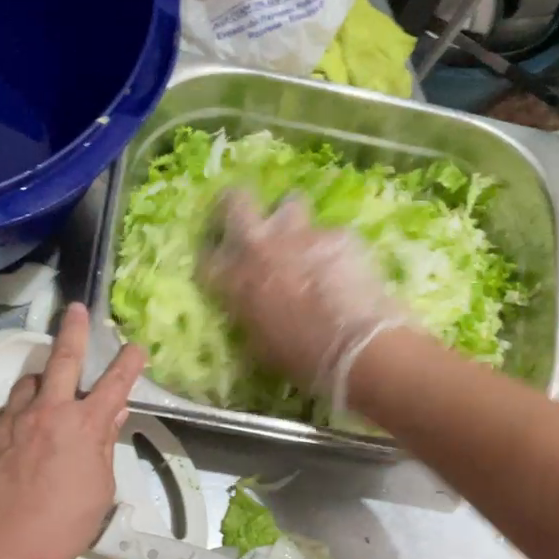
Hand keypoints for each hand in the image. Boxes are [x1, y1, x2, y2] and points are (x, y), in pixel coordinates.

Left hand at [0, 303, 145, 558]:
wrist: (10, 542)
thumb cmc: (67, 522)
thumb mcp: (101, 487)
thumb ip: (104, 446)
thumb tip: (111, 416)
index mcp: (85, 425)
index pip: (114, 384)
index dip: (128, 363)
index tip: (136, 346)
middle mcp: (49, 411)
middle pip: (63, 359)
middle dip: (73, 330)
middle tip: (75, 310)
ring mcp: (14, 419)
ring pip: (28, 382)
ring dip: (40, 380)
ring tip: (44, 388)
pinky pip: (6, 411)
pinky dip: (17, 412)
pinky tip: (19, 428)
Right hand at [200, 191, 408, 409]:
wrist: (352, 348)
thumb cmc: (298, 358)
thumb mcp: (257, 343)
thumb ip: (247, 312)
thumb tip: (251, 305)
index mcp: (233, 279)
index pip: (206, 254)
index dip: (213, 253)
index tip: (221, 259)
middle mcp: (259, 246)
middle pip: (236, 201)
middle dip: (238, 204)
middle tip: (248, 215)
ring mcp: (299, 234)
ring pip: (290, 202)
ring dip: (292, 217)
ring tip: (304, 239)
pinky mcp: (337, 233)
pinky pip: (331, 233)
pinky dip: (335, 248)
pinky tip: (347, 270)